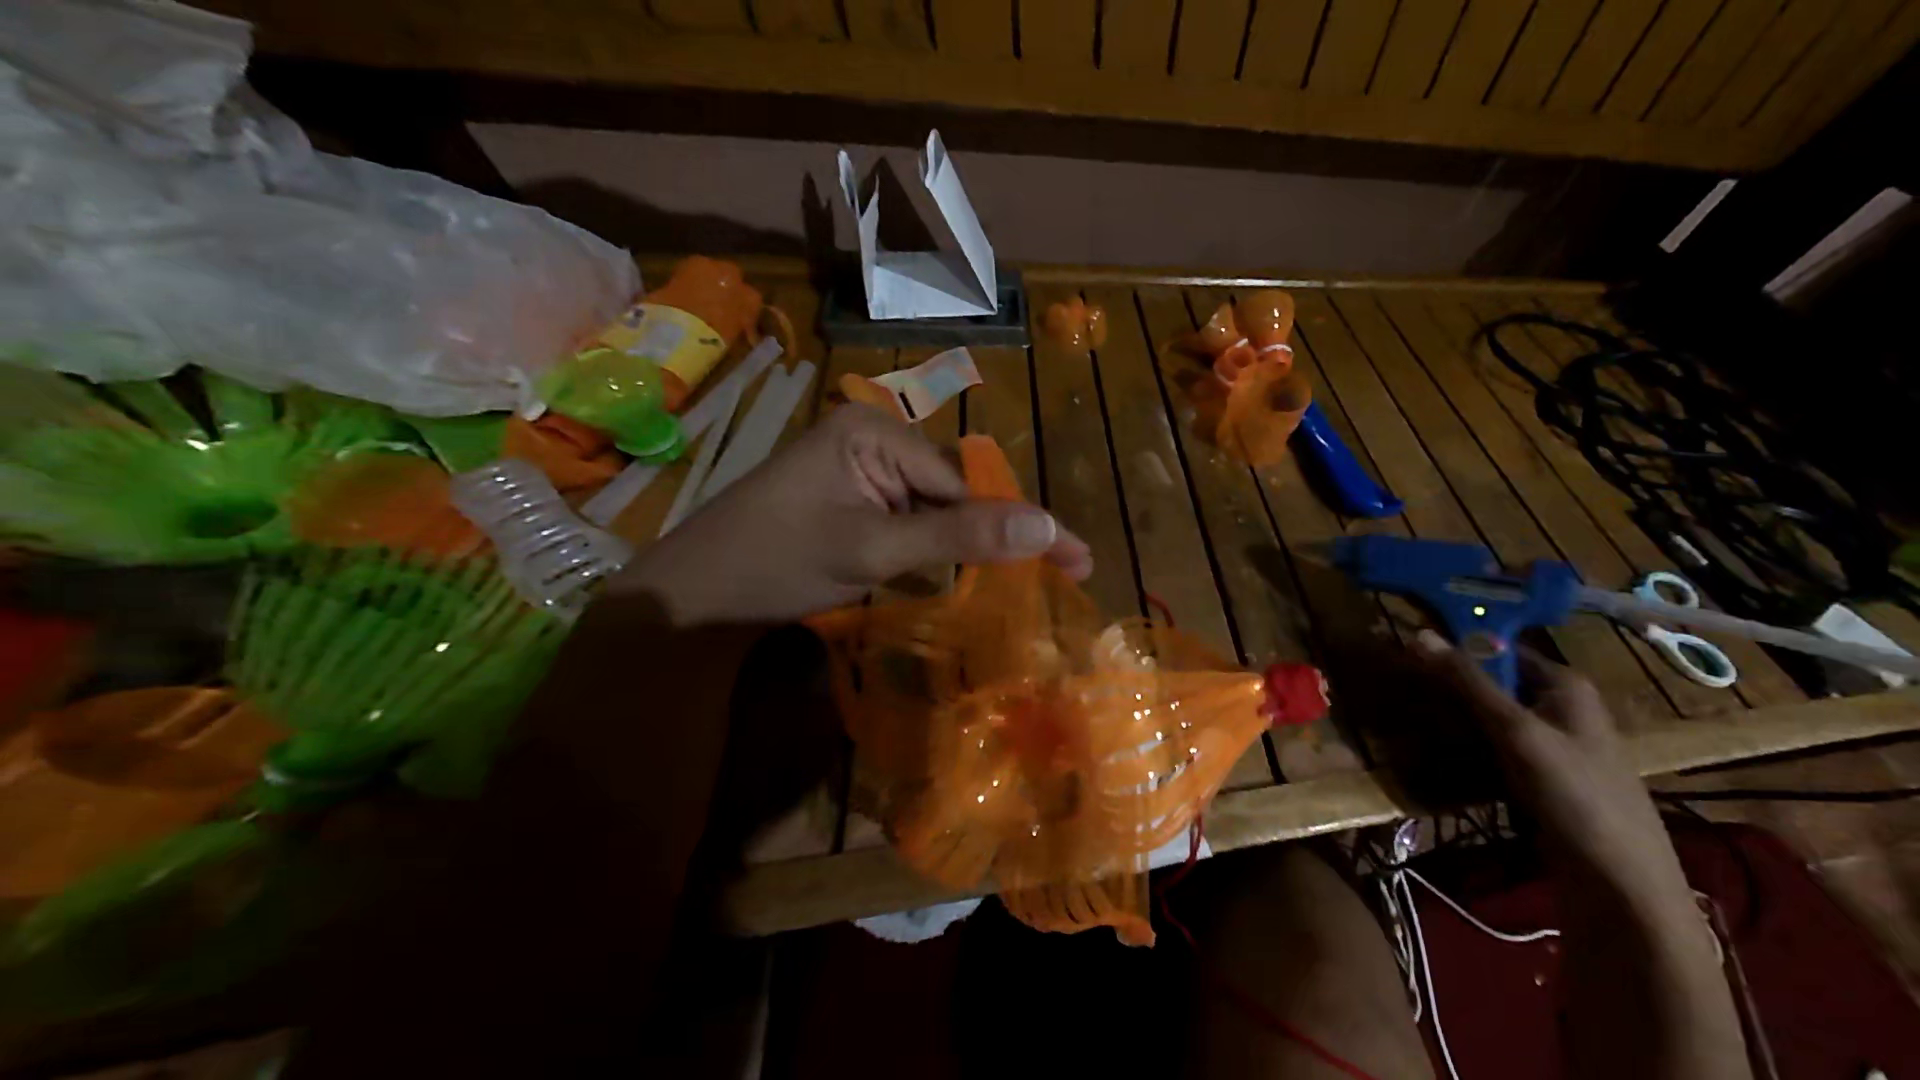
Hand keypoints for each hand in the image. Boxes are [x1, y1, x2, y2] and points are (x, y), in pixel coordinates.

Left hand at [611, 405, 1092, 625]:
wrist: (694, 594)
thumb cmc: (775, 562)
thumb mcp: (873, 549)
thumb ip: (959, 534)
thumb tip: (1048, 526)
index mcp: (875, 429)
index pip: (962, 480)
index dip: (1016, 524)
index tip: (1076, 559)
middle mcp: (871, 436)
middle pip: (951, 492)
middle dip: (992, 535)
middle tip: (1062, 571)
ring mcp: (857, 470)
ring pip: (931, 511)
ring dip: (961, 548)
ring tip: (1014, 581)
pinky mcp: (847, 500)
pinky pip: (905, 522)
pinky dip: (928, 552)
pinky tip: (949, 575)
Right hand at [1410, 633, 1689, 896]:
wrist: (1618, 881)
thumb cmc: (1575, 794)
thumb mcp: (1516, 731)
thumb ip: (1468, 683)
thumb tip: (1417, 634)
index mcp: (1566, 684)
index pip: (1499, 646)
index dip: (1456, 643)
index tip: (1408, 645)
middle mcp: (1560, 704)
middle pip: (1493, 678)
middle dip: (1450, 679)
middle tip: (1401, 676)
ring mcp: (1550, 740)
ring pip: (1490, 711)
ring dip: (1454, 710)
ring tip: (1411, 706)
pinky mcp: (1538, 771)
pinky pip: (1493, 740)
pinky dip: (1466, 738)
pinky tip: (1438, 741)